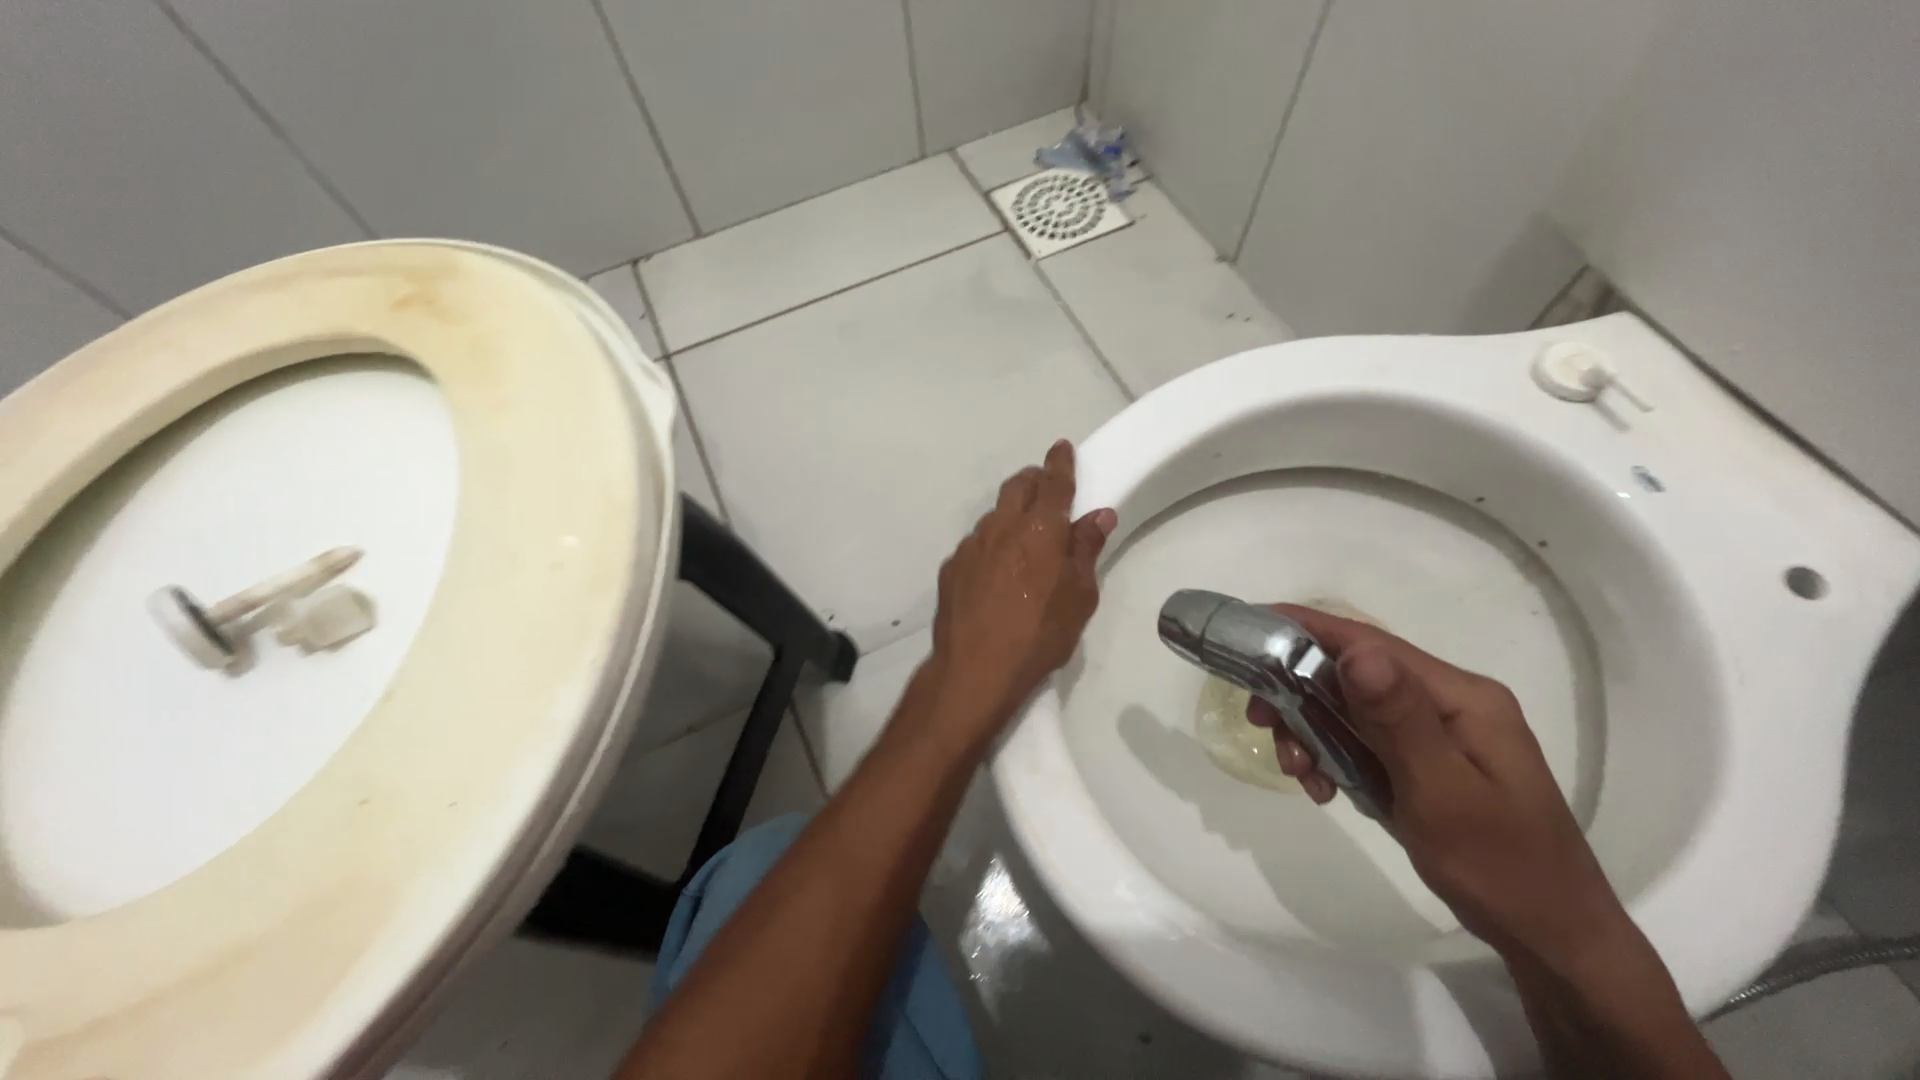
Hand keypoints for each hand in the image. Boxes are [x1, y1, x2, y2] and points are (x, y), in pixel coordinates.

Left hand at [918, 440, 1116, 748]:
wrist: (975, 669)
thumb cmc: (1040, 634)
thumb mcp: (1079, 596)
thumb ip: (1085, 550)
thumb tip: (1098, 516)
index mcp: (1040, 529)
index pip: (1053, 482)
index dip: (1060, 463)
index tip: (1062, 448)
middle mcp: (1001, 527)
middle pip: (1016, 487)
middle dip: (1033, 480)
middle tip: (1045, 487)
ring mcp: (970, 546)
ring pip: (993, 516)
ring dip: (1010, 515)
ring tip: (1022, 537)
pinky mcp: (951, 568)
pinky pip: (975, 545)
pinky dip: (990, 546)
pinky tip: (995, 571)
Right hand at [1249, 605, 1628, 967]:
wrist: (1551, 934)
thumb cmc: (1499, 865)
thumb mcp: (1443, 792)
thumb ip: (1398, 719)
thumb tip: (1358, 652)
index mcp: (1461, 697)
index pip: (1370, 644)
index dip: (1306, 630)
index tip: (1248, 630)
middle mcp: (1448, 702)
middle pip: (1352, 674)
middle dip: (1299, 694)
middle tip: (1262, 727)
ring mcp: (1437, 732)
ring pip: (1350, 708)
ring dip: (1312, 732)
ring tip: (1301, 776)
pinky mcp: (1425, 761)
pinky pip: (1363, 741)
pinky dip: (1332, 757)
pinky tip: (1324, 789)